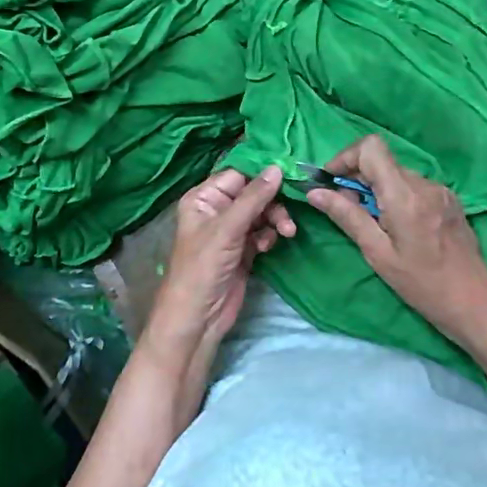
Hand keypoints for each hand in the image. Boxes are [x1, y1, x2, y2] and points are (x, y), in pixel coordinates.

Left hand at [149, 166, 295, 352]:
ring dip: (275, 220)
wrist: (198, 318)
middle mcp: (217, 209)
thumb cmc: (203, 267)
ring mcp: (231, 231)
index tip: (289, 175)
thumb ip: (254, 197)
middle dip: (272, 203)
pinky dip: (270, 235)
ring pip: (262, 213)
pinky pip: (263, 232)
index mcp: (204, 198)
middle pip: (254, 194)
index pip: (238, 175)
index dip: (262, 175)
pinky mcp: (243, 249)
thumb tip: (277, 167)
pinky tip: (268, 246)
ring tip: (286, 233)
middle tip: (287, 218)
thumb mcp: (227, 229)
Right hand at [305, 136, 486, 346]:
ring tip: (372, 221)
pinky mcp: (448, 198)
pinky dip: (396, 195)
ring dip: (377, 188)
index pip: (371, 147)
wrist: (475, 300)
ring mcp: (439, 189)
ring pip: (397, 173)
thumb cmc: (422, 284)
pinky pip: (413, 185)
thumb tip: (315, 192)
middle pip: (382, 160)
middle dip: (357, 176)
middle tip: (345, 207)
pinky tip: (397, 225)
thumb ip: (347, 216)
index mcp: (404, 195)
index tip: (332, 181)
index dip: (346, 157)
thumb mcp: (378, 253)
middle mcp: (424, 183)